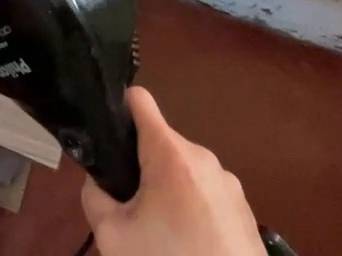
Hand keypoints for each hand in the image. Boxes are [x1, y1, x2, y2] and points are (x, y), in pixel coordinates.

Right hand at [81, 87, 266, 255]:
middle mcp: (203, 158)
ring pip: (184, 171)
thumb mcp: (113, 236)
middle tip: (131, 208)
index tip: (108, 138)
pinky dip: (194, 210)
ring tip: (163, 236)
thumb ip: (95, 197)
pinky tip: (191, 247)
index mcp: (171, 154)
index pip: (139, 100)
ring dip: (168, 190)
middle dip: (142, 166)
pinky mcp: (246, 211)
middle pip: (160, 143)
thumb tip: (98, 182)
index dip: (118, 110)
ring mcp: (229, 185)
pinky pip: (208, 194)